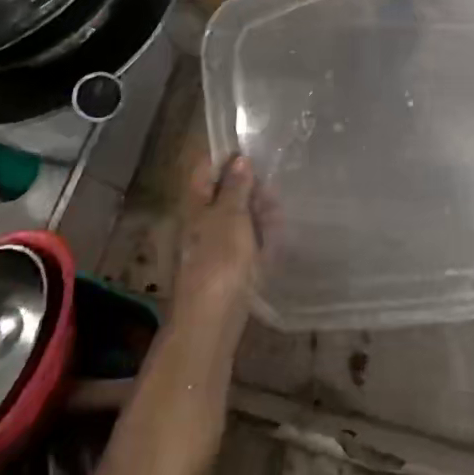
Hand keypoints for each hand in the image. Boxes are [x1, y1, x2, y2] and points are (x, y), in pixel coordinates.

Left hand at [172, 155, 263, 330]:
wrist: (211, 321)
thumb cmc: (220, 259)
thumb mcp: (231, 215)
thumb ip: (236, 186)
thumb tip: (240, 159)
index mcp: (195, 204)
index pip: (206, 168)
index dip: (226, 157)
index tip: (253, 153)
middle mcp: (200, 221)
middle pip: (224, 193)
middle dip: (249, 189)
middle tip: (273, 190)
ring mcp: (213, 246)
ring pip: (237, 219)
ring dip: (258, 214)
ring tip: (279, 216)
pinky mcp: (226, 269)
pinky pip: (244, 244)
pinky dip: (259, 239)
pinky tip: (276, 241)